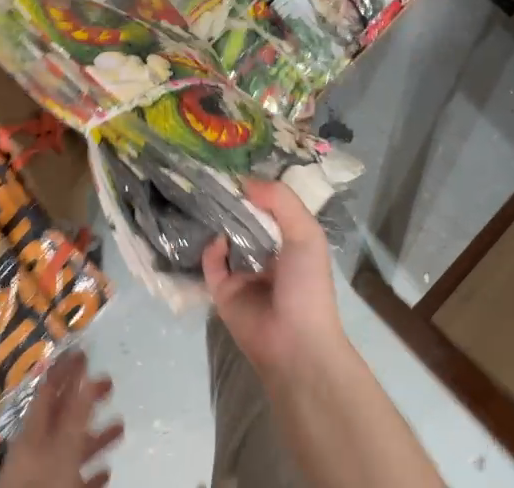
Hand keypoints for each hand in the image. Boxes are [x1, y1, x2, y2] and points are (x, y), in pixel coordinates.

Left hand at [0, 353, 122, 487]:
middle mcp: (38, 449)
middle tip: (109, 382)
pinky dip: (92, 472)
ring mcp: (45, 474)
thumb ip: (75, 411)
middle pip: (63, 415)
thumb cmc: (43, 486)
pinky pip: (75, 479)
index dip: (66, 368)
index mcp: (34, 431)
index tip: (84, 349)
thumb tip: (84, 370)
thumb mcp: (62, 446)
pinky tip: (106, 471)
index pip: (50, 389)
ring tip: (120, 425)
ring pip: (72, 448)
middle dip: (86, 398)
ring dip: (96, 436)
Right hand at [201, 180, 344, 370]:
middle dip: (233, 204)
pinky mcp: (223, 291)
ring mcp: (243, 273)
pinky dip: (211, 250)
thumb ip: (280, 201)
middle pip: (244, 222)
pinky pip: (211, 264)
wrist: (295, 343)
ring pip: (224, 239)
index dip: (257, 191)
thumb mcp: (306, 234)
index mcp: (290, 242)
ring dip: (218, 222)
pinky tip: (218, 241)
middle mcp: (266, 255)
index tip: (239, 170)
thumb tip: (246, 181)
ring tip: (206, 198)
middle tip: (214, 178)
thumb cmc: (307, 284)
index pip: (270, 210)